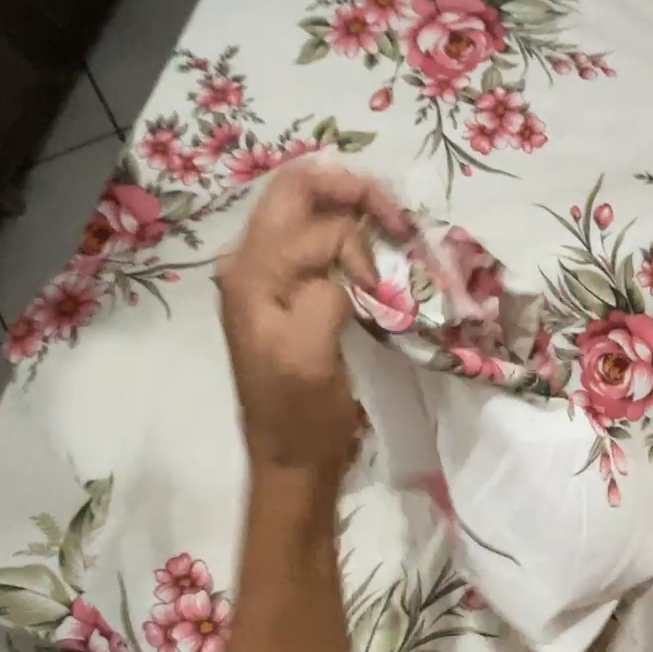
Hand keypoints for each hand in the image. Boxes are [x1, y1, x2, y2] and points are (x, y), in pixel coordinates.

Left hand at [216, 153, 411, 476]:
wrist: (292, 459)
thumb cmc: (301, 415)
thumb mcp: (309, 355)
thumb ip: (324, 294)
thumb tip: (352, 266)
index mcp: (251, 274)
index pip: (314, 223)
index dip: (359, 242)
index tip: (385, 288)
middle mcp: (251, 263)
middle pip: (299, 192)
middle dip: (355, 193)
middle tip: (401, 221)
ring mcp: (269, 277)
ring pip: (309, 212)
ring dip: (355, 212)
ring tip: (395, 234)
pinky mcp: (289, 295)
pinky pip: (317, 244)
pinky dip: (352, 240)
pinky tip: (377, 257)